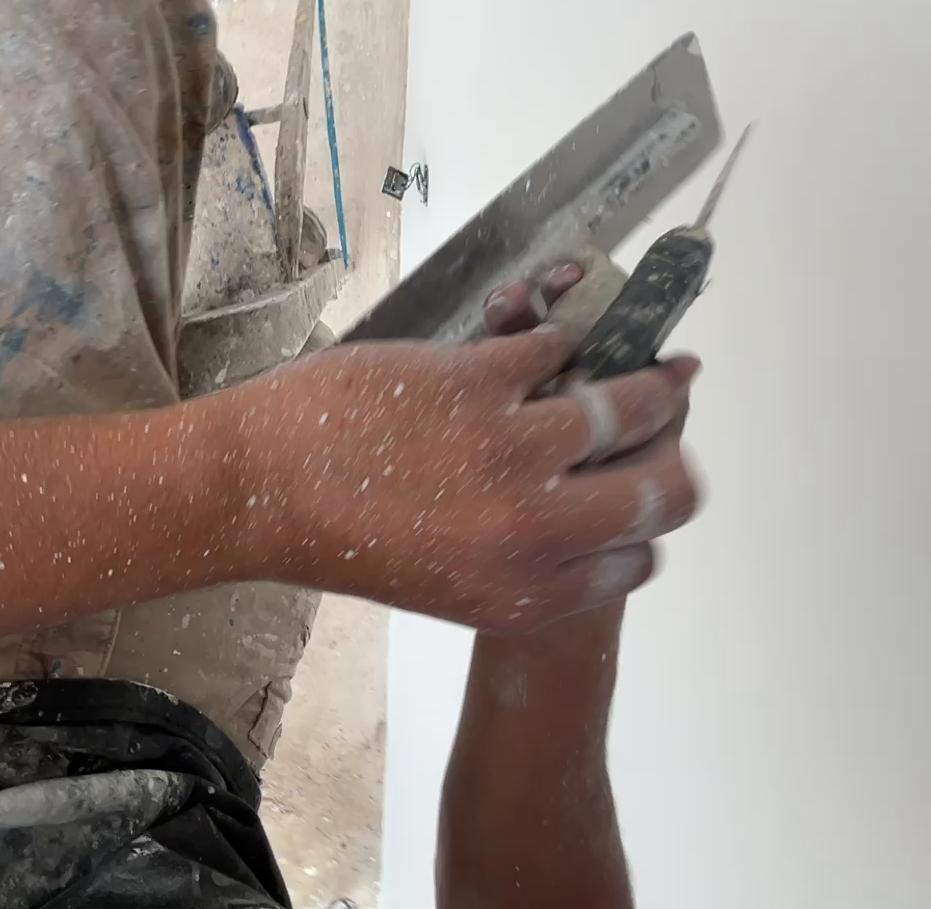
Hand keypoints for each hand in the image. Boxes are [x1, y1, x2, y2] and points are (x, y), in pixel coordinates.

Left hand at [224, 265, 700, 631]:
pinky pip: (554, 347)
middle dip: (671, 451)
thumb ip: (522, 557)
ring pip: (630, 404)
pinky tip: (538, 336)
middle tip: (665, 417)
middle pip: (664, 489)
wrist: (258, 489)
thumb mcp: (445, 578)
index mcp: (523, 594)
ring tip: (645, 363)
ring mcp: (509, 451)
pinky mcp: (475, 381)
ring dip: (646, 379)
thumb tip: (580, 504)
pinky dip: (553, 336)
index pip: (638, 559)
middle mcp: (532, 532)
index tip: (639, 482)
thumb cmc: (341, 533)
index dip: (644, 517)